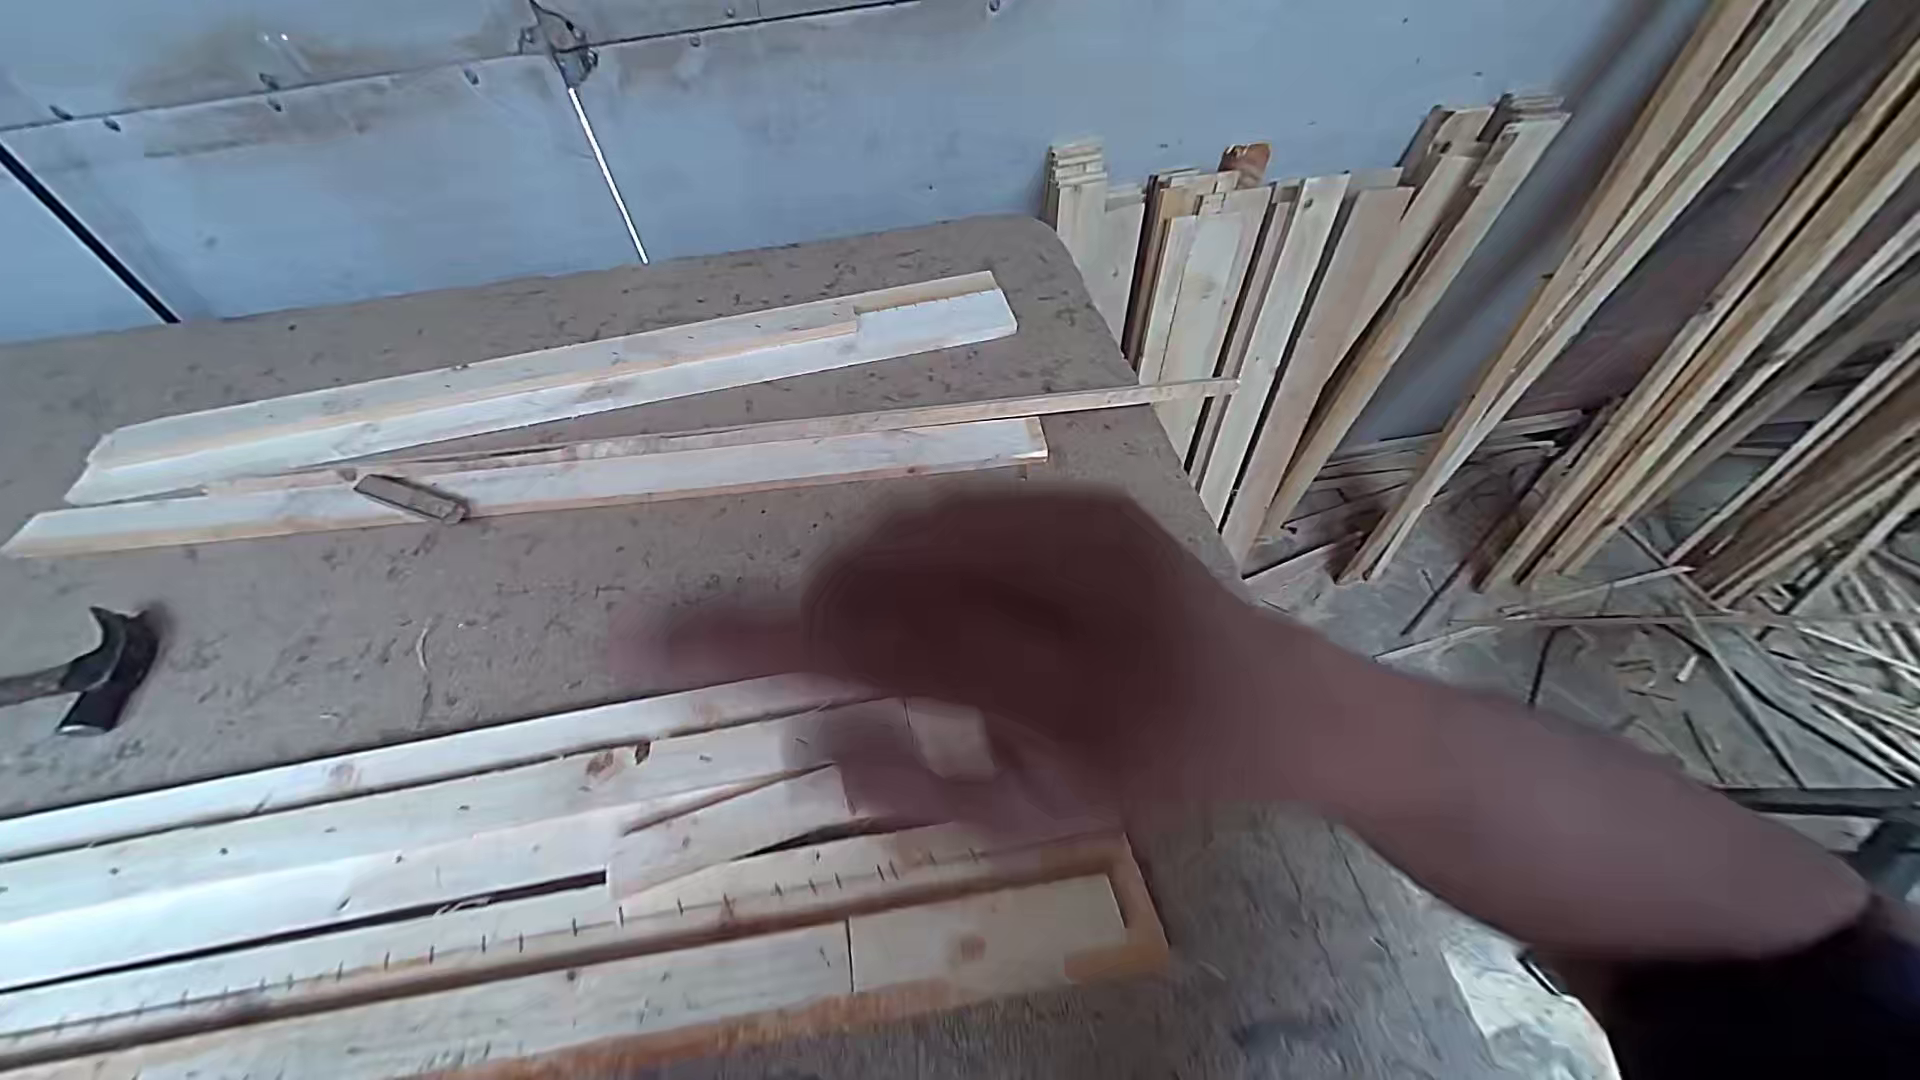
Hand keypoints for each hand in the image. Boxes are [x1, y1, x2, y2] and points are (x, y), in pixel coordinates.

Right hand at [662, 488, 1355, 820]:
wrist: (1261, 696)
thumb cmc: (1148, 771)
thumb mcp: (1035, 820)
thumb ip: (916, 790)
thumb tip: (810, 735)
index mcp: (1067, 699)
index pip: (879, 653)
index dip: (759, 640)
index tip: (662, 636)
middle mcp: (1078, 593)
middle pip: (887, 575)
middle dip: (821, 601)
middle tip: (814, 636)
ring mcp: (1090, 528)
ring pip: (917, 527)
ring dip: (870, 570)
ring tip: (890, 616)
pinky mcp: (1097, 499)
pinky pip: (965, 507)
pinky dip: (919, 543)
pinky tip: (942, 583)